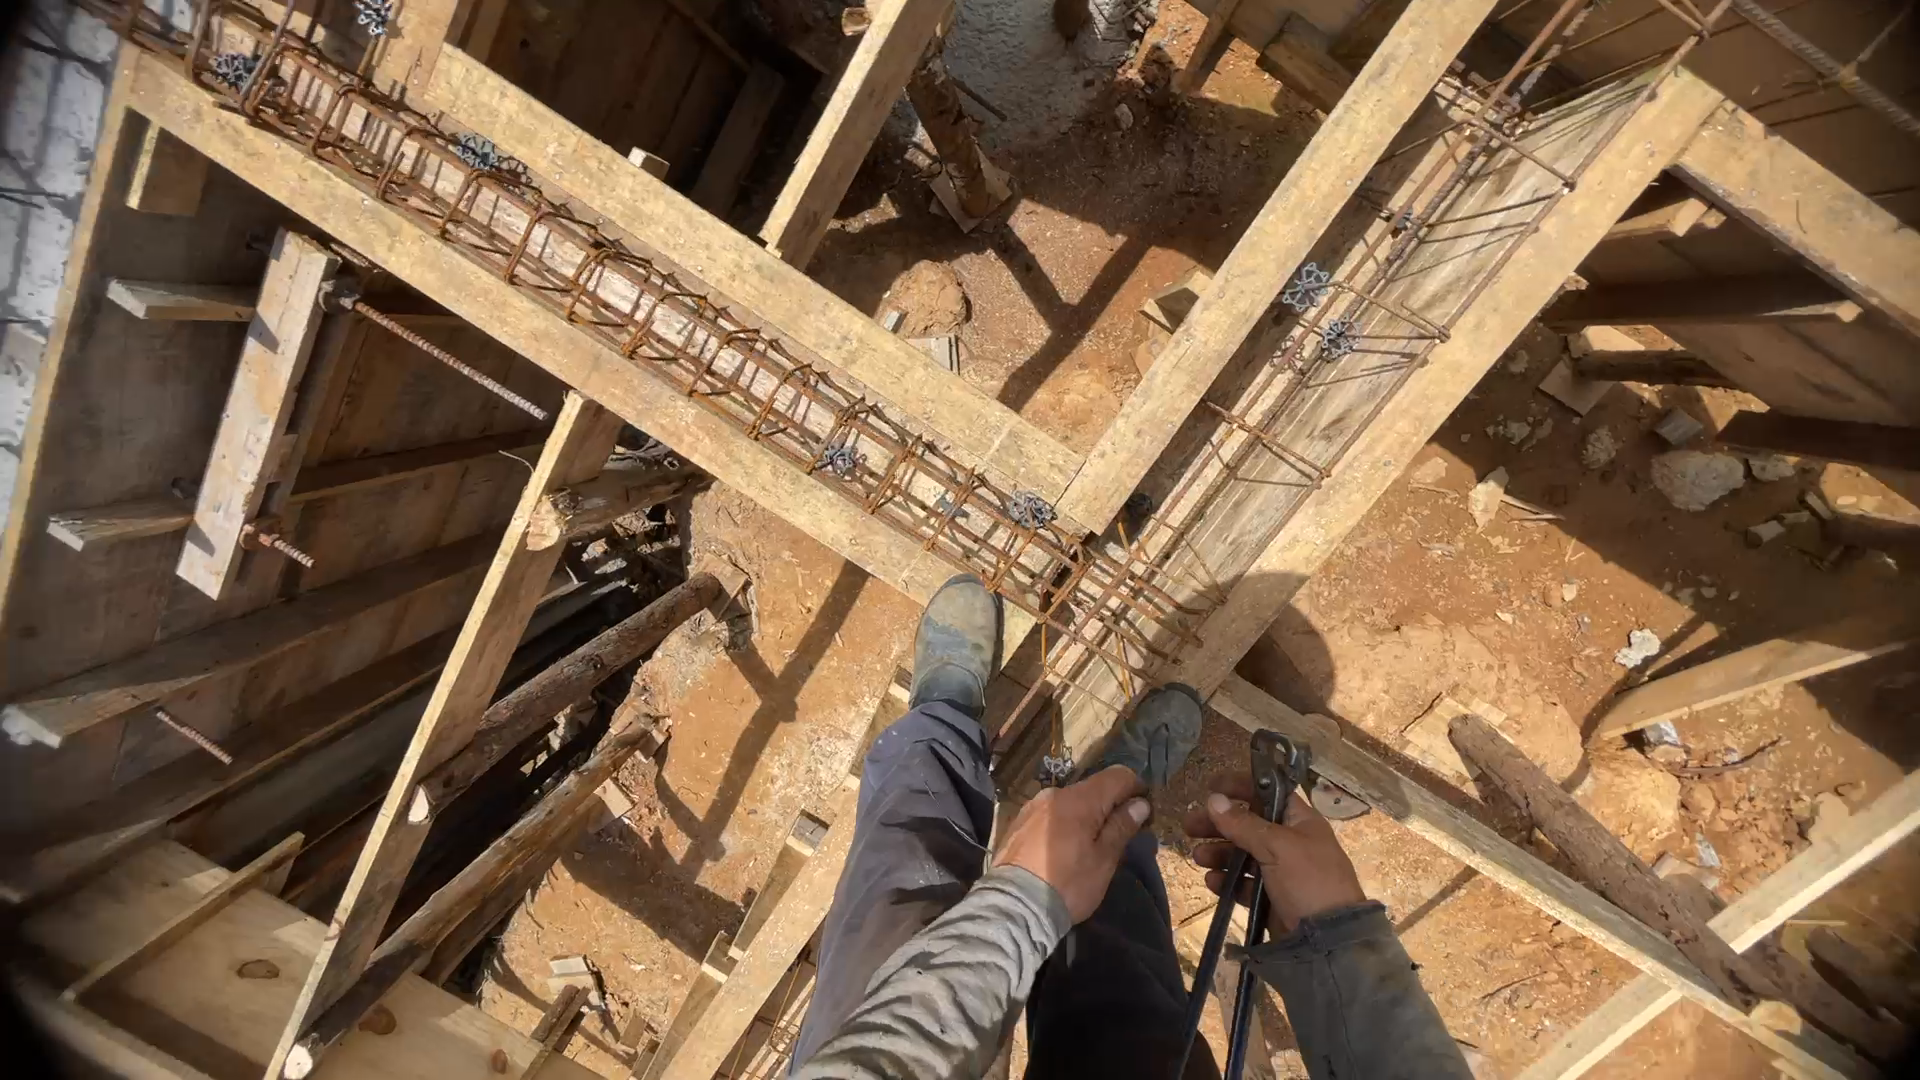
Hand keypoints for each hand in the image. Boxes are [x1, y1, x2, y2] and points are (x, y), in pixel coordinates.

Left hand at [994, 765, 1151, 921]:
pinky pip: (1052, 812)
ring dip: (1087, 814)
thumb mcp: (1103, 860)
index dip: (1136, 788)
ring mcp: (1034, 804)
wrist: (1013, 904)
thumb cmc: (1067, 884)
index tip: (1144, 811)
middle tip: (1121, 835)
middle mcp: (1055, 792)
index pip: (1117, 775)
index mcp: (1079, 799)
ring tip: (1091, 845)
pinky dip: (1065, 822)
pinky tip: (1065, 847)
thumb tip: (1140, 803)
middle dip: (1111, 804)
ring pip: (1071, 801)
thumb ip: (1121, 827)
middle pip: (1093, 788)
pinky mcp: (1020, 819)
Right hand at [1182, 772, 1365, 932]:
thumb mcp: (1276, 847)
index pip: (1266, 793)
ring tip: (1198, 858)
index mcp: (1299, 822)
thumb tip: (1213, 799)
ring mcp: (1281, 872)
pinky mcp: (1272, 898)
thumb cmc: (1309, 881)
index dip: (1238, 787)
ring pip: (1242, 854)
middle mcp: (1290, 843)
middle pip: (1247, 824)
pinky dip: (1227, 881)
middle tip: (1189, 826)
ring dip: (1218, 853)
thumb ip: (1243, 824)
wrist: (1331, 944)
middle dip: (1217, 825)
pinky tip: (1212, 882)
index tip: (1209, 788)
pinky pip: (1244, 882)